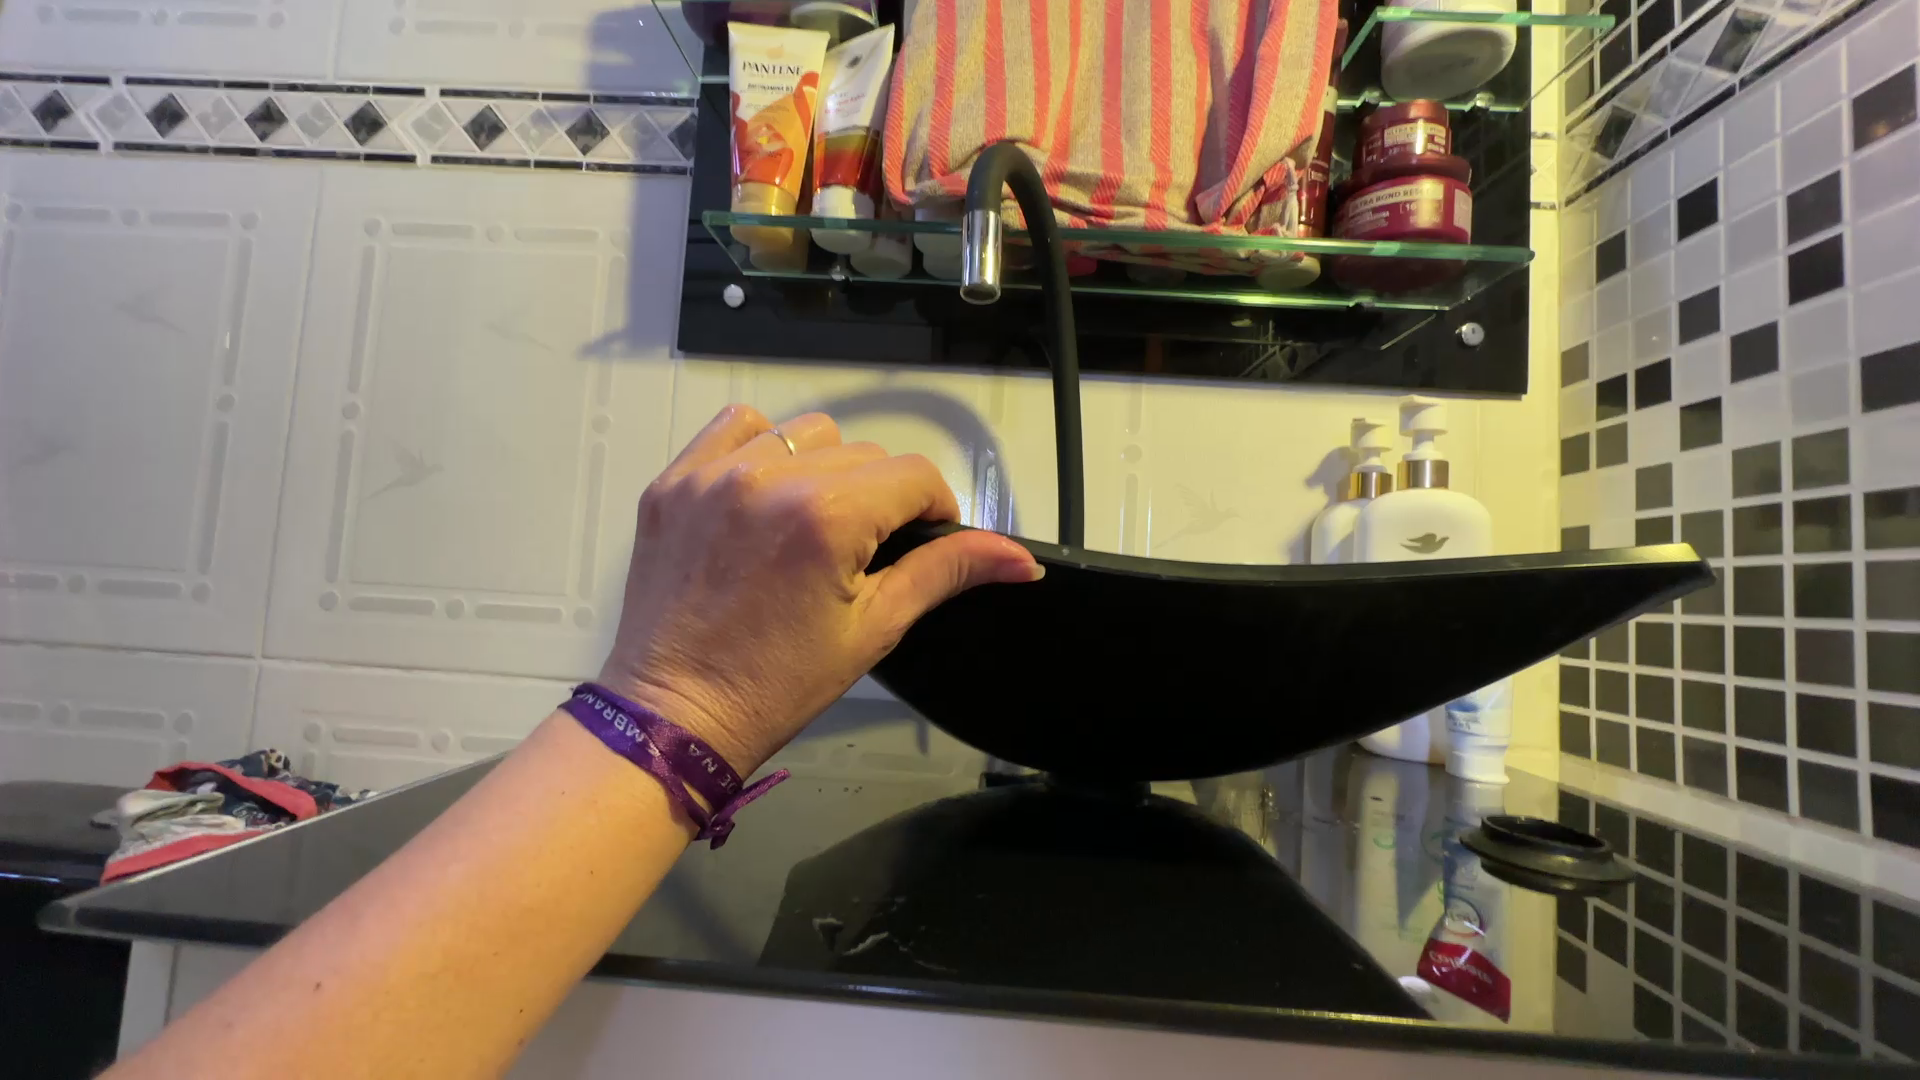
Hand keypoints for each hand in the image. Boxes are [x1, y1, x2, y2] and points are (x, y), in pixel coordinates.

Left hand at [597, 405, 1042, 774]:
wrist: (676, 715)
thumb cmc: (780, 684)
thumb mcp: (876, 627)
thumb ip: (946, 572)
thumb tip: (1021, 559)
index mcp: (828, 517)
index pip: (914, 475)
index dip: (934, 506)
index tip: (925, 540)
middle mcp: (771, 478)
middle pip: (866, 453)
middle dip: (882, 496)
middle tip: (865, 551)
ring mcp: (715, 474)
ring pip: (808, 433)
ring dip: (828, 467)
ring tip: (814, 520)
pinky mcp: (675, 481)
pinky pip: (738, 426)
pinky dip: (764, 446)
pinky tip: (767, 492)